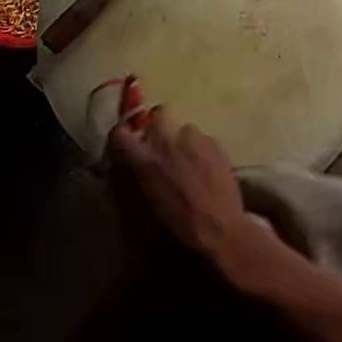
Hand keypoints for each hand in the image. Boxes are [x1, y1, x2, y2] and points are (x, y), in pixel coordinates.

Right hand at [108, 104, 255, 265]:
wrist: (220, 228)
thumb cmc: (181, 220)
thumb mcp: (151, 197)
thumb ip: (143, 169)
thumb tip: (140, 157)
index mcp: (145, 160)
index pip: (121, 133)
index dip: (124, 132)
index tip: (130, 136)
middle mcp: (166, 142)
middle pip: (160, 113)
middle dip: (162, 124)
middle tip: (167, 142)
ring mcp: (192, 139)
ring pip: (186, 127)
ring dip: (186, 139)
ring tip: (193, 159)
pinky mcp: (214, 142)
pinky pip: (204, 139)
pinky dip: (204, 149)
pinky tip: (209, 167)